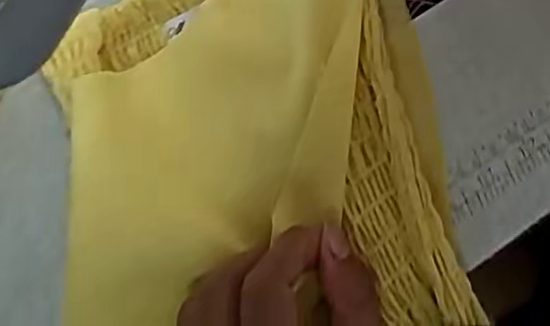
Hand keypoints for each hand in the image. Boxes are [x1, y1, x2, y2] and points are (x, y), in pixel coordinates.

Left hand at [177, 224, 380, 325]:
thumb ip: (355, 298)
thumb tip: (334, 237)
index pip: (263, 287)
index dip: (296, 248)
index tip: (324, 238)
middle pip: (215, 294)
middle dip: (257, 259)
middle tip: (294, 256)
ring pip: (194, 311)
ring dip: (232, 279)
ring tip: (271, 278)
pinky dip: (217, 306)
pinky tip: (247, 308)